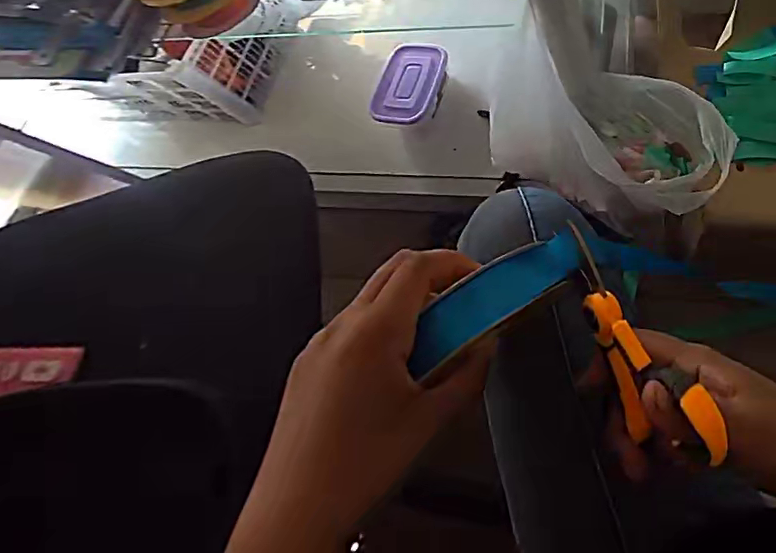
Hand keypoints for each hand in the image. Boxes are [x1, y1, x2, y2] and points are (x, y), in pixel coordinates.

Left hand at [228, 249, 492, 552]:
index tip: (474, 277)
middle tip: (459, 300)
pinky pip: (351, 324)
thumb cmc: (352, 472)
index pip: (418, 265)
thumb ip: (467, 376)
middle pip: (394, 269)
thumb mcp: (429, 421)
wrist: (291, 514)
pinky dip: (381, 326)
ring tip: (431, 343)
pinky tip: (394, 369)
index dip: (453, 262)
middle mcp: (343, 327)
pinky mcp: (308, 361)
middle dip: (433, 275)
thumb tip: (484, 349)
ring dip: (407, 302)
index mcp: (374, 332)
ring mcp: (321, 342)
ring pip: (372, 296)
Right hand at [608, 329, 775, 500]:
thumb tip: (642, 391)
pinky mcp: (708, 430)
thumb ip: (687, 412)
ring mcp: (698, 402)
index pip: (637, 343)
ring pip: (649, 410)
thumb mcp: (736, 429)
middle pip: (636, 381)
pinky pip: (669, 433)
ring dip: (639, 438)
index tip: (588, 389)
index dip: (608, 356)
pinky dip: (661, 450)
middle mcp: (689, 375)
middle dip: (622, 414)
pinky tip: (670, 472)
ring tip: (645, 475)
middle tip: (629, 460)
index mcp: (692, 361)